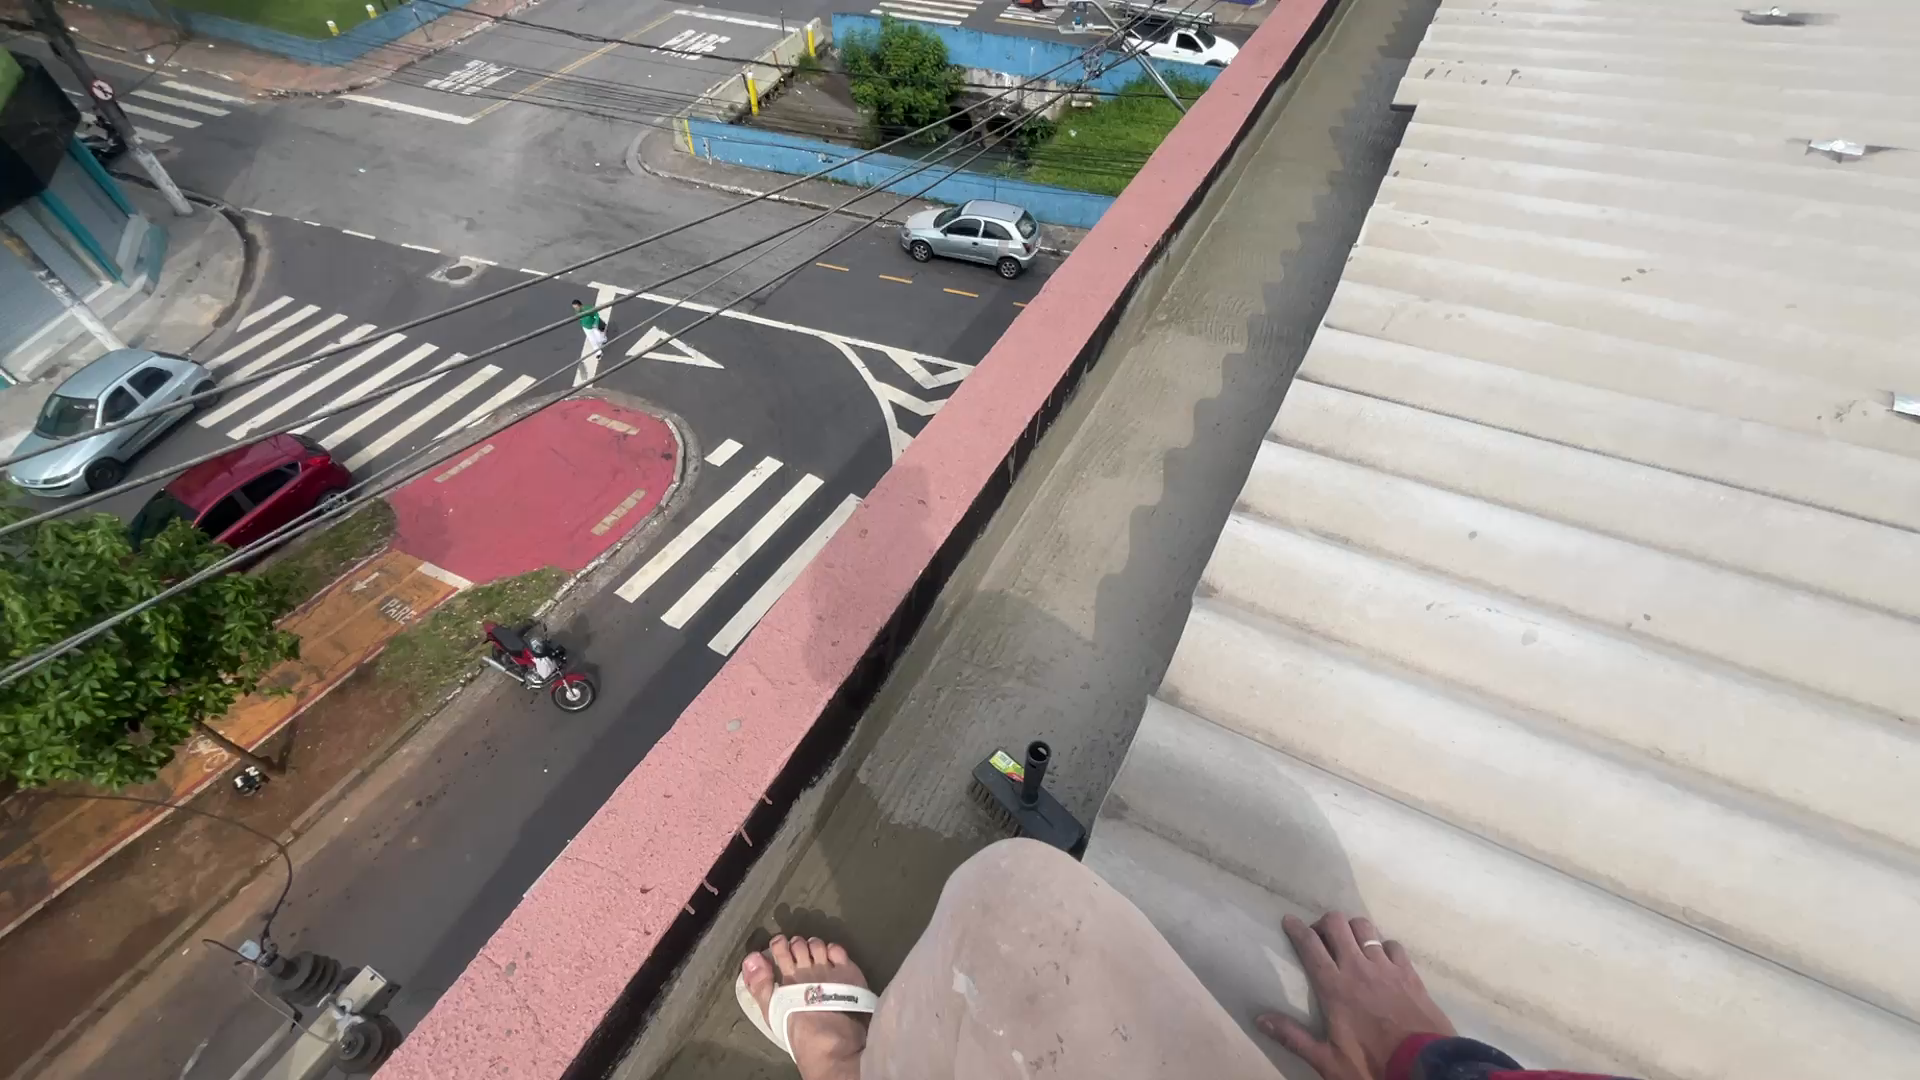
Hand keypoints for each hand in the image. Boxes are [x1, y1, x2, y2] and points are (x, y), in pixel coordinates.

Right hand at [1256, 912, 1455, 1079]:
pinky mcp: (1410, 975)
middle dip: (1324, 923)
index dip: (1295, 927)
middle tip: (1322, 938)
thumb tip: (1260, 1019)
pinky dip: (1384, 948)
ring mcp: (1386, 968)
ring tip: (1351, 943)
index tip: (1288, 920)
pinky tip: (1383, 961)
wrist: (1430, 1073)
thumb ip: (1294, 1038)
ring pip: (1364, 928)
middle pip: (1336, 923)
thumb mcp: (1330, 1062)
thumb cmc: (1374, 1066)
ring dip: (1353, 930)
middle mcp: (1357, 967)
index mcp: (1334, 986)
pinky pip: (1393, 945)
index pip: (1309, 943)